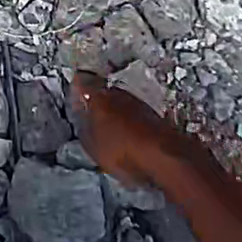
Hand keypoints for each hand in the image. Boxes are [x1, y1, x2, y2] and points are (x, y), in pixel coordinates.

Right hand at [70, 71, 204, 188]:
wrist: (166, 158)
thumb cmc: (123, 150)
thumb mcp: (92, 147)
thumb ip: (84, 131)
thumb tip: (82, 126)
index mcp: (98, 97)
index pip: (82, 82)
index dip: (77, 87)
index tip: (74, 91)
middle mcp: (119, 94)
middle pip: (105, 93)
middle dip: (99, 102)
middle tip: (93, 116)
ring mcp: (140, 104)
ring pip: (123, 104)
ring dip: (118, 113)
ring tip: (114, 132)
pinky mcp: (158, 118)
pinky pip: (138, 117)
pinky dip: (134, 124)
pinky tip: (133, 139)